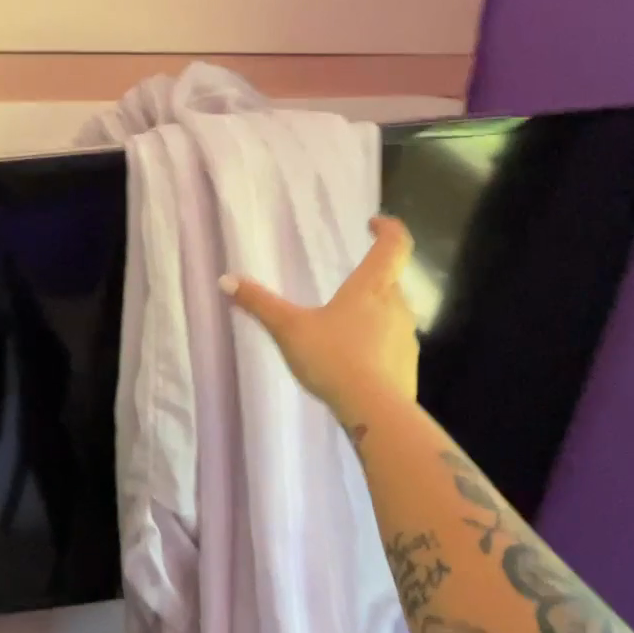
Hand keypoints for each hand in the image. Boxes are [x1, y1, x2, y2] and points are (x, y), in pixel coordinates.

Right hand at [220, 215, 418, 415]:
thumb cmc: (332, 358)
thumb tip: (226, 280)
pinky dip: (375, 346)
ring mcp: (406, 336)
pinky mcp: (407, 365)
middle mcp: (396, 305)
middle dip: (372, 279)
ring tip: (344, 329)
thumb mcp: (288, 329)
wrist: (373, 409)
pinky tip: (353, 363)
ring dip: (373, 314)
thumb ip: (259, 304)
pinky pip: (391, 346)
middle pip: (390, 280)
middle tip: (348, 286)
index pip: (395, 244)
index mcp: (371, 287)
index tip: (375, 223)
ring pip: (391, 314)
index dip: (388, 228)